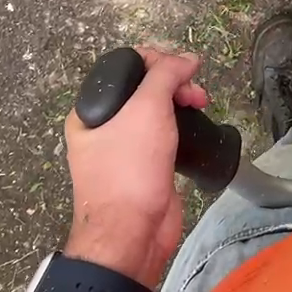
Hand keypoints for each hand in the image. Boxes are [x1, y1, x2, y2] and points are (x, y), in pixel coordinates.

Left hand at [62, 47, 209, 288]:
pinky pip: (164, 132)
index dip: (159, 60)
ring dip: (182, 100)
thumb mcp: (147, 107)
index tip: (184, 69)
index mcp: (90, 109)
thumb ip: (166, 74)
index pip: (127, 65)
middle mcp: (103, 125)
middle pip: (145, 86)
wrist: (132, 233)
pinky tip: (194, 125)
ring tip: (201, 104)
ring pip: (157, 108)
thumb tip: (188, 59)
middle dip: (175, 81)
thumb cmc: (131, 166)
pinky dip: (181, 123)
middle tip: (196, 92)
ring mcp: (124, 147)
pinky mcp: (144, 165)